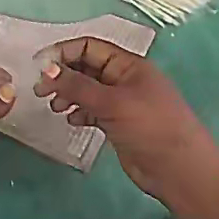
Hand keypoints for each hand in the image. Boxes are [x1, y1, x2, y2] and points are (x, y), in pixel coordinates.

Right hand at [32, 37, 218, 198]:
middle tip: (40, 91)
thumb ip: (77, 85)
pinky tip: (73, 120)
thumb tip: (47, 70)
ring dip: (68, 95)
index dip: (63, 53)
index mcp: (128, 65)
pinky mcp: (118, 123)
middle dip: (62, 76)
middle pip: (86, 68)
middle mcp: (124, 80)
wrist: (180, 170)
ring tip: (55, 108)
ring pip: (87, 90)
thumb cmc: (151, 128)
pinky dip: (79, 112)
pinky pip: (92, 110)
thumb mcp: (112, 102)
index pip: (90, 47)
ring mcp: (122, 102)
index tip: (39, 67)